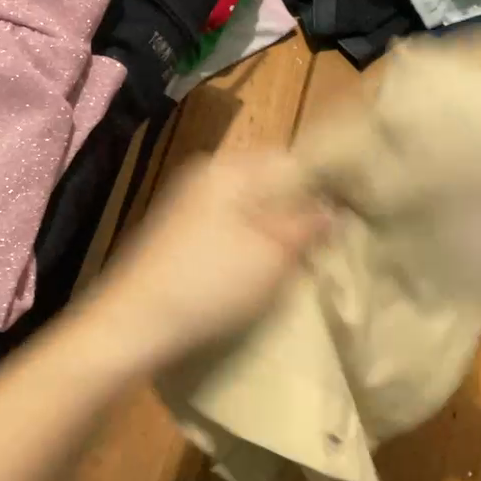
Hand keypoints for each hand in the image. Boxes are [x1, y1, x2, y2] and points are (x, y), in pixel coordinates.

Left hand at [79, 151, 330, 369]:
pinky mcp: (178, 229)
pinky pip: (229, 222)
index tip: (346, 212)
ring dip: (273, 226)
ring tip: (296, 260)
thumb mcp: (271, 256)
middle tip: (323, 242)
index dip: (321, 183)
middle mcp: (208, 172)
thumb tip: (333, 208)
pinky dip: (248, 239)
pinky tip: (258, 269)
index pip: (291, 158)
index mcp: (231, 167)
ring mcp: (189, 200)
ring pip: (250, 204)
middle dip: (297, 207)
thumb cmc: (210, 283)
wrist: (134, 323)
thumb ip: (307, 225)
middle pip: (269, 180)